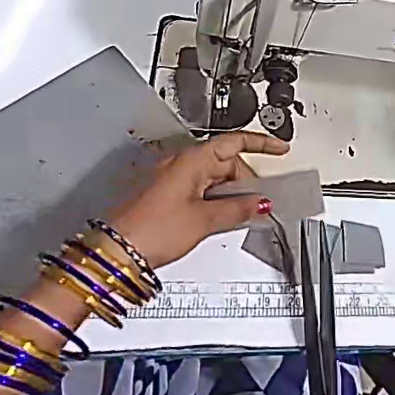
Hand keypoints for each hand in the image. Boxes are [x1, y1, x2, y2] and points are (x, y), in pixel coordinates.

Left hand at [102, 132, 288, 268]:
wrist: (114, 252)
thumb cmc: (149, 230)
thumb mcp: (204, 220)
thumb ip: (238, 209)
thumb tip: (260, 203)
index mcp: (192, 159)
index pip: (235, 141)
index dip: (262, 143)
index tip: (280, 148)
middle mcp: (180, 162)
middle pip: (225, 161)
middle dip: (245, 180)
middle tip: (259, 202)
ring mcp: (171, 177)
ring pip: (212, 176)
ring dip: (229, 193)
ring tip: (237, 215)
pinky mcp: (164, 193)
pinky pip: (198, 188)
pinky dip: (213, 199)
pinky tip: (217, 218)